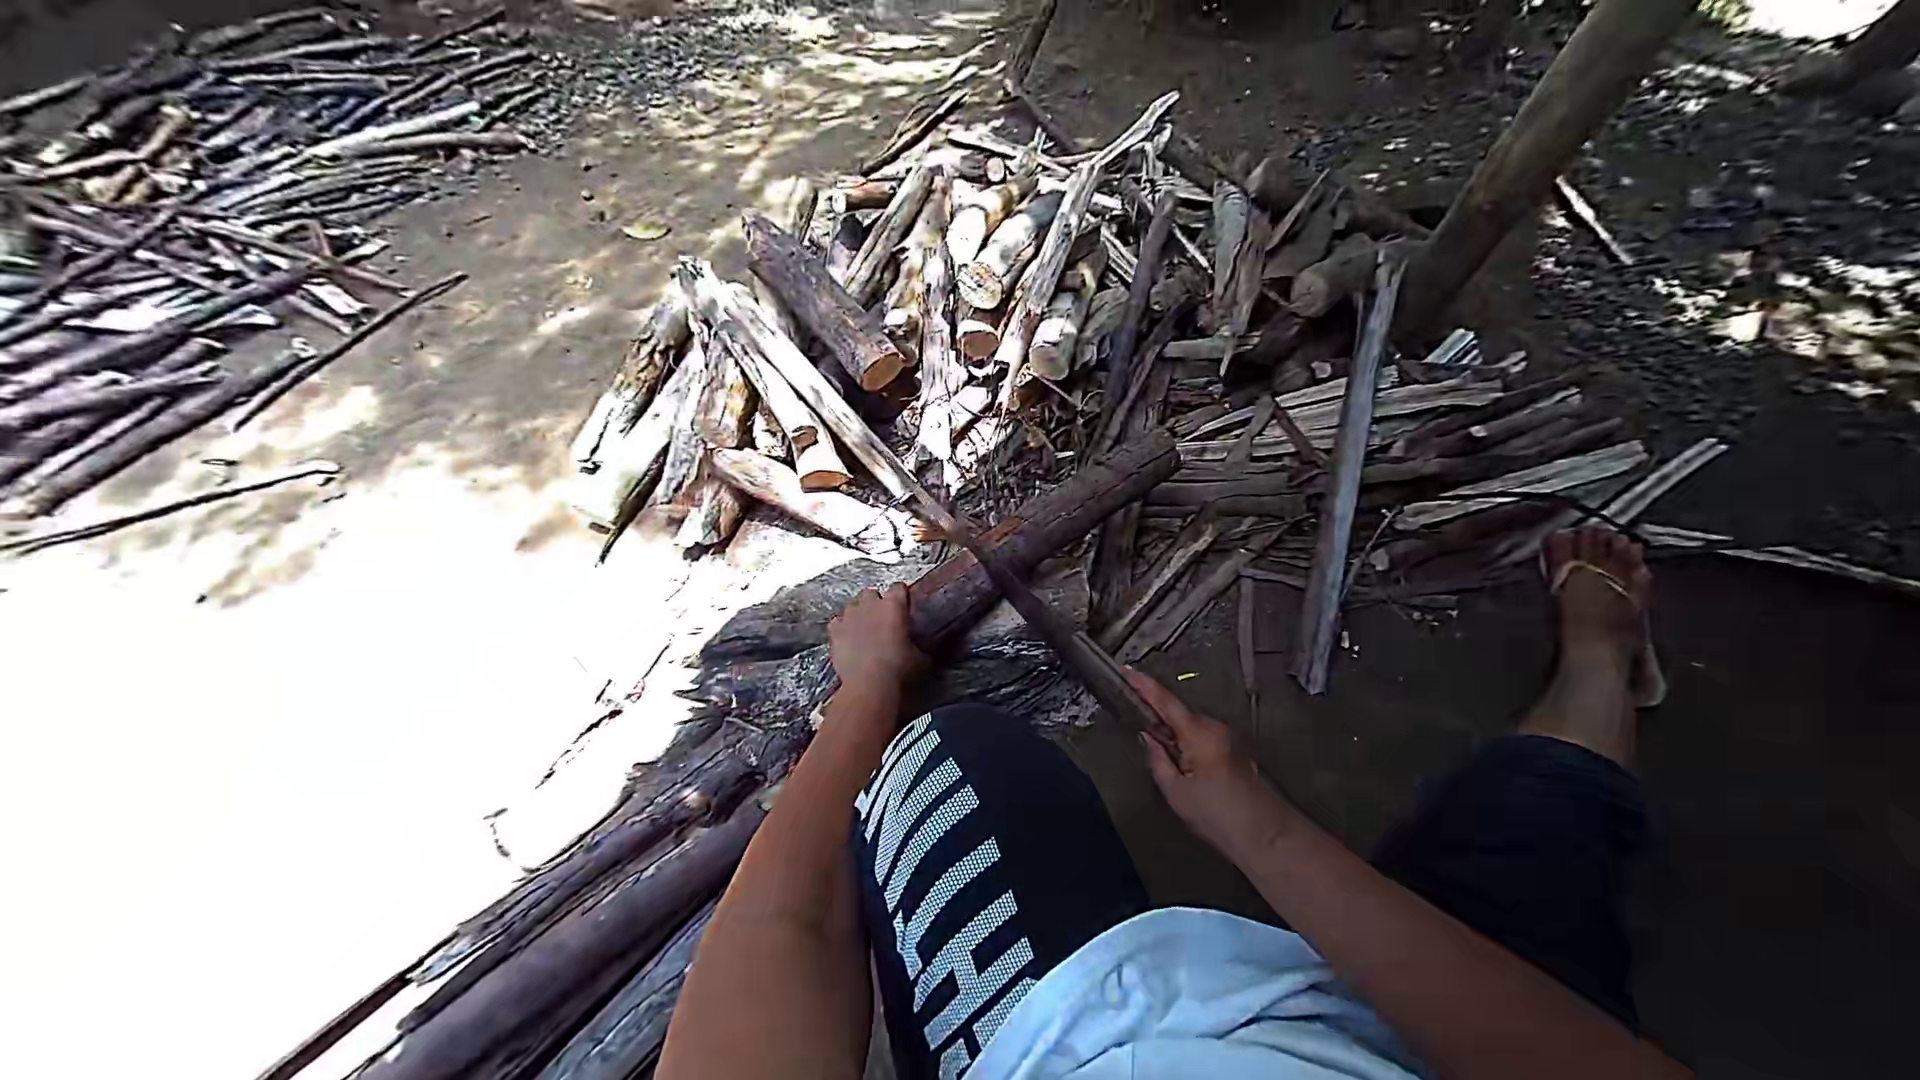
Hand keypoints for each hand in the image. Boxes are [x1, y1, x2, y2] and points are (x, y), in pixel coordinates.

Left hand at [829, 584, 925, 691]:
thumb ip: (919, 645)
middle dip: (875, 603)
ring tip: (863, 630)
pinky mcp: (835, 630)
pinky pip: (837, 622)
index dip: (901, 596)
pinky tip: (847, 639)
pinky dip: (842, 628)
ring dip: (858, 614)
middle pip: (871, 593)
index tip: (902, 606)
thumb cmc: (900, 668)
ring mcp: (850, 615)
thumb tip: (921, 649)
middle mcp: (871, 604)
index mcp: (894, 605)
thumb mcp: (920, 657)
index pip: (898, 588)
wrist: (870, 684)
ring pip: (852, 605)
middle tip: (881, 620)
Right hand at [1130, 669, 1301, 863]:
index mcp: (1197, 732)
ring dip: (1173, 733)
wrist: (1264, 836)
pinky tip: (1183, 765)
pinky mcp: (1233, 749)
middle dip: (1157, 717)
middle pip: (1178, 713)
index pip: (1165, 701)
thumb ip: (1157, 758)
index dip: (1143, 685)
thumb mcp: (1174, 790)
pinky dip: (1187, 742)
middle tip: (1137, 728)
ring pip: (1190, 726)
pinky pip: (1201, 736)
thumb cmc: (1216, 814)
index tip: (1126, 671)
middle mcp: (1214, 727)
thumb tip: (1148, 736)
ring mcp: (1226, 737)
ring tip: (1161, 756)